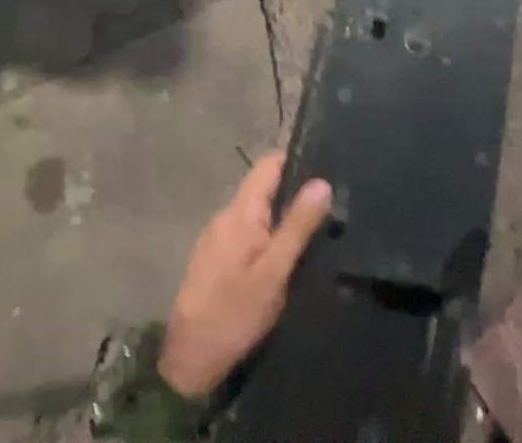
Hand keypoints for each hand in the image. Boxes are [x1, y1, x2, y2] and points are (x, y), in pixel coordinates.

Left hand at [158, 153, 333, 398]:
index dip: (298, 160)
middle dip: (296, 192)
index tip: (329, 167)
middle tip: (333, 206)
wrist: (189, 362)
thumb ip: (298, 225)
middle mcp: (226, 217)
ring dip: (284, 216)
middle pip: (264, 187)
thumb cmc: (235, 313)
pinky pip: (249, 233)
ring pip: (258, 212)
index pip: (269, 164)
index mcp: (240, 212)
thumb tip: (322, 181)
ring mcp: (217, 238)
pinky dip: (270, 235)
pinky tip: (288, 256)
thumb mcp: (274, 271)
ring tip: (317, 230)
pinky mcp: (216, 260)